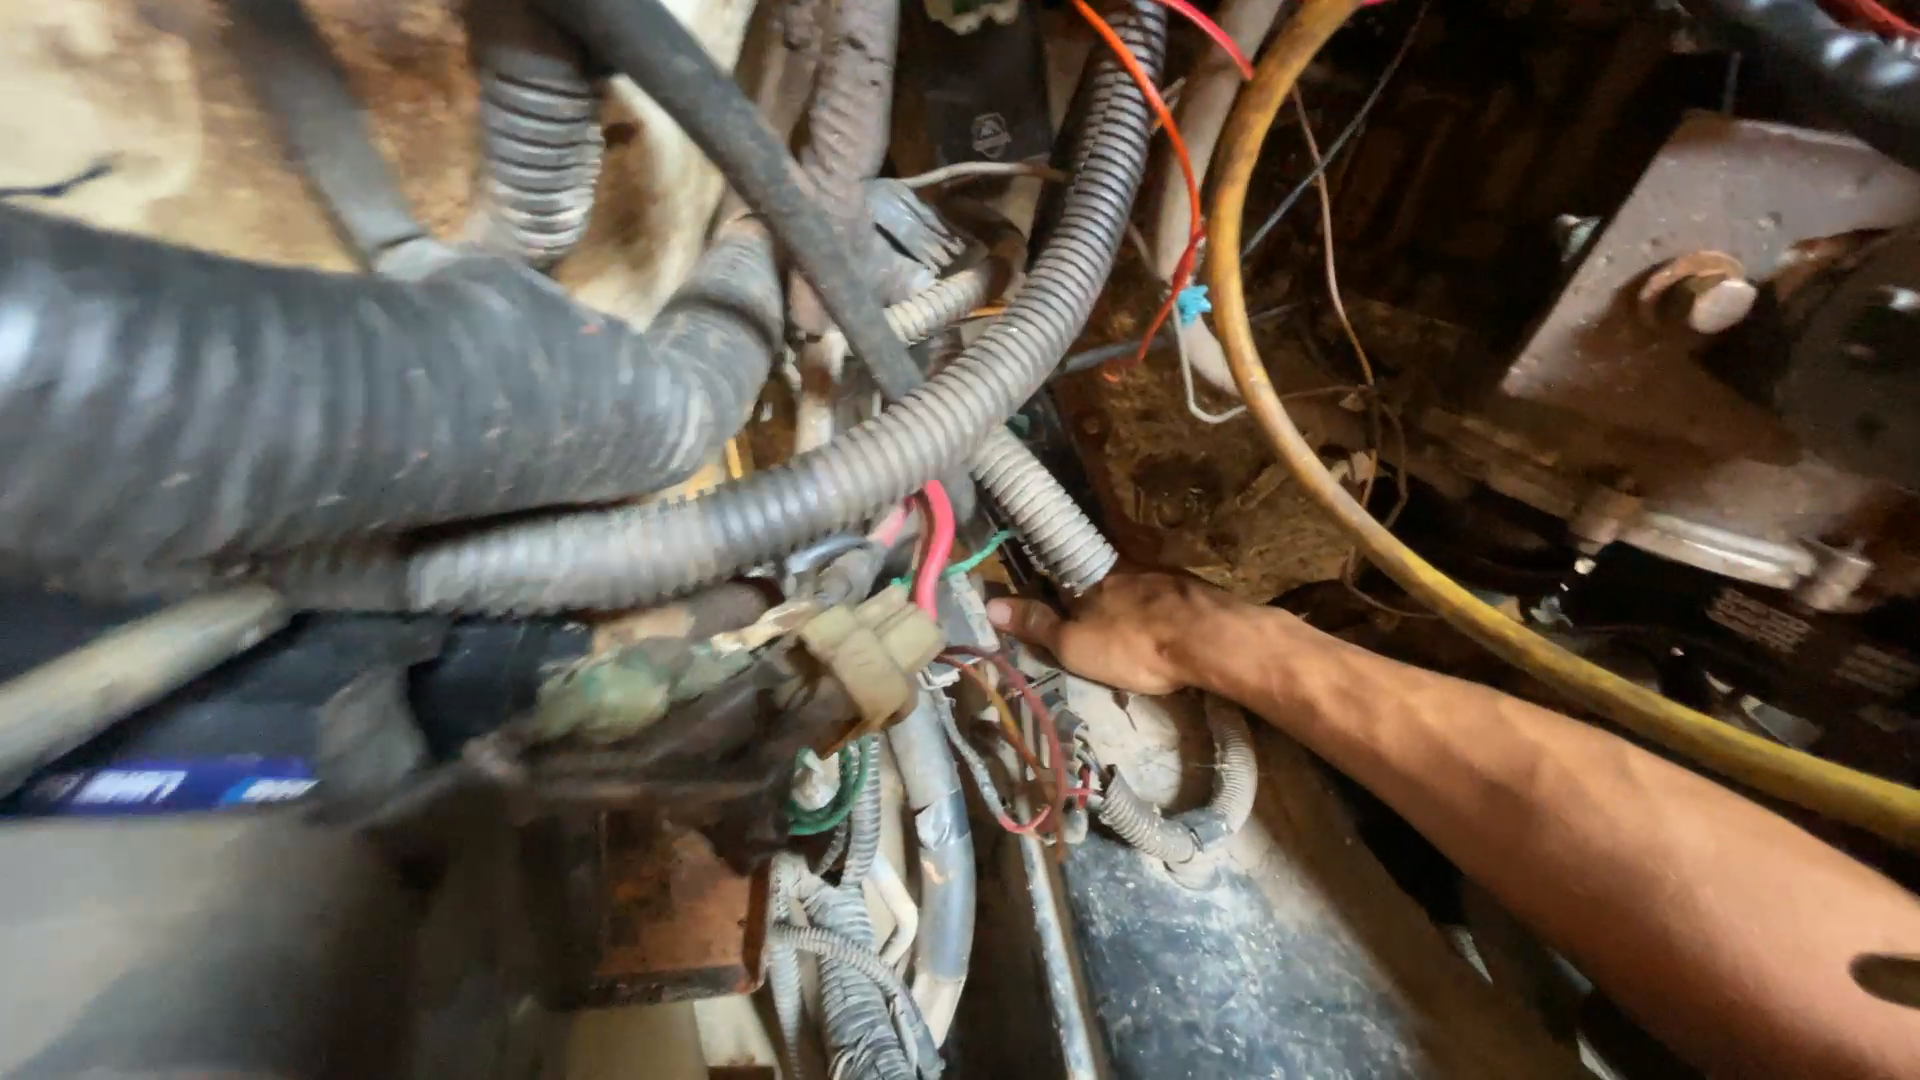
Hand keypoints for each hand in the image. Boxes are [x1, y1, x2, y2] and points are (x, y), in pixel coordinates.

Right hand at [985, 572, 1251, 694]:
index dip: (1046, 584)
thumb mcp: (1073, 644)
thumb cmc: (1132, 644)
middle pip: (1095, 578)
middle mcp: (1123, 565)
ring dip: (1122, 602)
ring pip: (1131, 586)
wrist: (1212, 639)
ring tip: (1120, 626)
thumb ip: (1035, 624)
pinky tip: (1159, 626)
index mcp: (1089, 575)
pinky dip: (1154, 609)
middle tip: (1083, 619)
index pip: (1057, 571)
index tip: (1039, 594)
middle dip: (1086, 595)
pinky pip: (1162, 597)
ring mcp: (1161, 575)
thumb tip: (989, 605)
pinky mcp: (1191, 590)